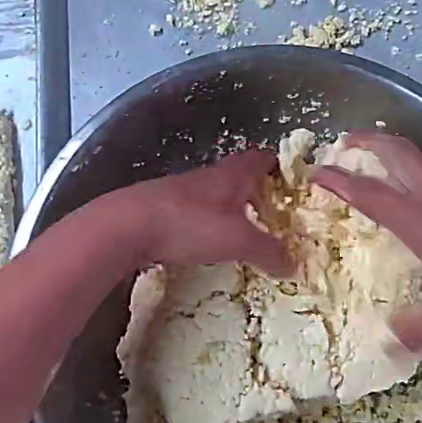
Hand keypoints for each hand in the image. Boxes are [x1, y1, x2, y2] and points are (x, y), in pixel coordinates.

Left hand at [79, 150, 291, 277]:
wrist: (127, 225)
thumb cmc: (189, 223)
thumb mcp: (238, 240)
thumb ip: (268, 251)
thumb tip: (294, 264)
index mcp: (231, 175)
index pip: (260, 158)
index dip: (277, 165)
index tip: (292, 180)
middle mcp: (207, 176)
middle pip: (237, 174)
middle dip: (255, 189)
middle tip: (272, 210)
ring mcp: (181, 191)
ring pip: (214, 193)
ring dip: (230, 206)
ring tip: (243, 229)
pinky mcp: (162, 209)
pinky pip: (193, 211)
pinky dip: (206, 222)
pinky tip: (206, 241)